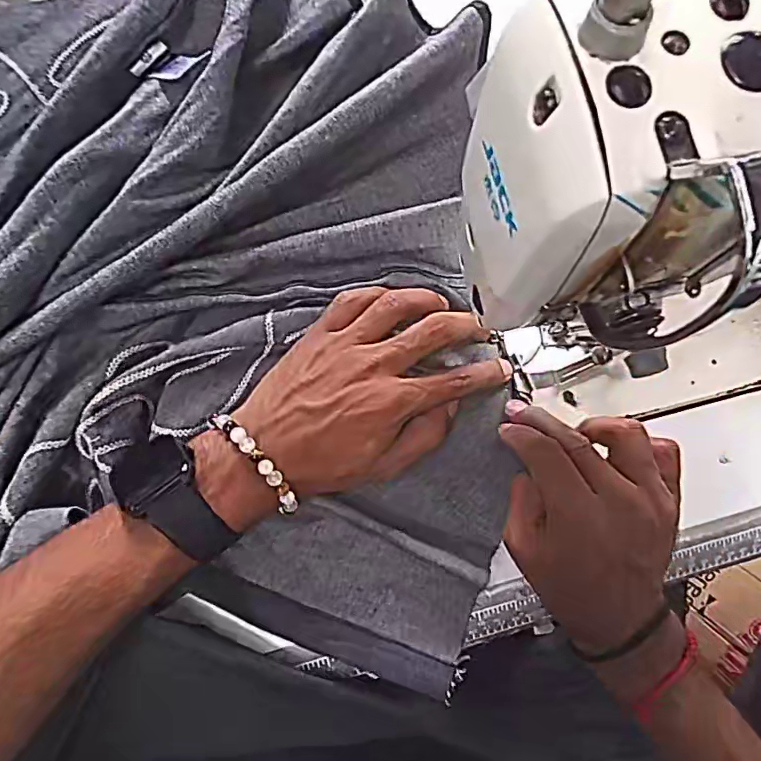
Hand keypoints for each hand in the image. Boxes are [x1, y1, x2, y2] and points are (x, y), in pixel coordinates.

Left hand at [193, 287, 511, 530]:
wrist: (265, 453)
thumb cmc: (319, 463)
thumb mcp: (382, 466)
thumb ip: (424, 436)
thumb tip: (448, 409)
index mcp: (390, 402)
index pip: (453, 380)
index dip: (483, 373)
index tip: (495, 368)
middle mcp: (371, 367)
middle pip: (433, 331)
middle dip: (465, 326)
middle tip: (476, 329)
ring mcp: (344, 346)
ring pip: (395, 305)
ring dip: (426, 299)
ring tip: (441, 305)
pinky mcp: (320, 335)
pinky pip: (352, 301)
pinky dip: (377, 294)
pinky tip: (389, 299)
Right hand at [498, 403, 684, 692]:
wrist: (621, 619)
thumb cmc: (575, 591)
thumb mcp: (525, 552)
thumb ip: (520, 504)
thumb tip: (526, 467)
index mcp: (579, 518)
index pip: (547, 454)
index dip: (522, 434)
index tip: (511, 429)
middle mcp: (620, 503)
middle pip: (578, 439)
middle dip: (544, 423)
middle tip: (527, 417)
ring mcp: (651, 499)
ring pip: (626, 433)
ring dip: (594, 426)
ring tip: (578, 434)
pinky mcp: (670, 500)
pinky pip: (663, 452)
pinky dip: (640, 443)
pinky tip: (617, 452)